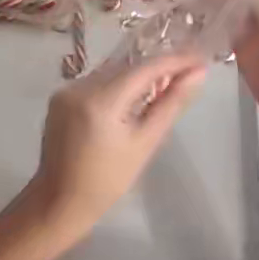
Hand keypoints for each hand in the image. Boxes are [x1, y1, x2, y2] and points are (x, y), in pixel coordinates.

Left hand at [26, 52, 207, 247]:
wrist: (61, 199)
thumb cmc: (108, 180)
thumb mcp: (144, 143)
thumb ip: (170, 104)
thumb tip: (197, 74)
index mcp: (99, 101)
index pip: (143, 68)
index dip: (174, 61)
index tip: (199, 59)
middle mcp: (78, 88)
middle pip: (125, 67)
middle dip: (156, 67)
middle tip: (187, 73)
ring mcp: (65, 91)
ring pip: (110, 72)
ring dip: (136, 75)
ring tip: (164, 85)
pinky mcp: (59, 98)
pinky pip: (94, 82)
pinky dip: (115, 85)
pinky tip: (131, 97)